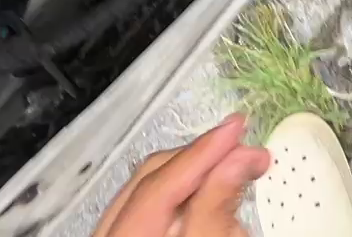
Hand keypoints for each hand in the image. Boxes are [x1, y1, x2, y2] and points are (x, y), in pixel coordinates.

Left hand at [90, 113, 269, 236]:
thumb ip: (217, 208)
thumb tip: (240, 155)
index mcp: (122, 236)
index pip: (160, 182)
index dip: (203, 151)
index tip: (240, 126)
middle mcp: (106, 233)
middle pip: (151, 179)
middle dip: (200, 159)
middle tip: (244, 149)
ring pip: (147, 192)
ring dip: (192, 176)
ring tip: (231, 168)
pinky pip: (145, 211)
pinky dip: (178, 197)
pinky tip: (206, 196)